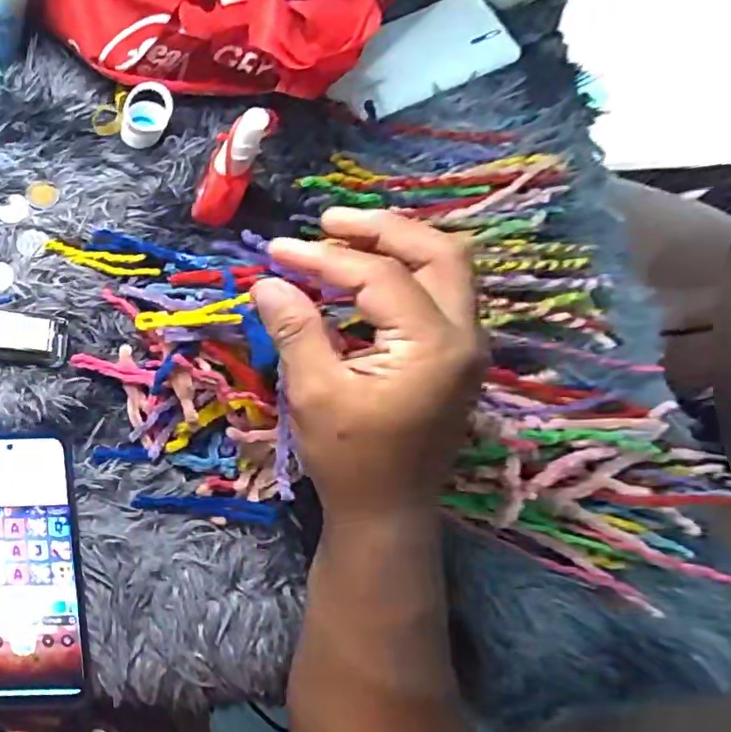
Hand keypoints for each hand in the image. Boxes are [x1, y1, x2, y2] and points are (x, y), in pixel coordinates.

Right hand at [251, 208, 484, 520]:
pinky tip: (356, 282)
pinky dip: (396, 277)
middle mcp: (464, 335)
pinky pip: (433, 296)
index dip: (323, 257)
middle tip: (326, 222)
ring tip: (338, 242)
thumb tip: (266, 283)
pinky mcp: (450, 358)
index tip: (274, 250)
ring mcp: (464, 346)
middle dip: (381, 229)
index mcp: (433, 344)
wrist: (385, 509)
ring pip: (444, 270)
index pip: (379, 276)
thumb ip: (296, 330)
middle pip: (438, 253)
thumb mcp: (314, 391)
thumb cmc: (348, 456)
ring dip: (394, 248)